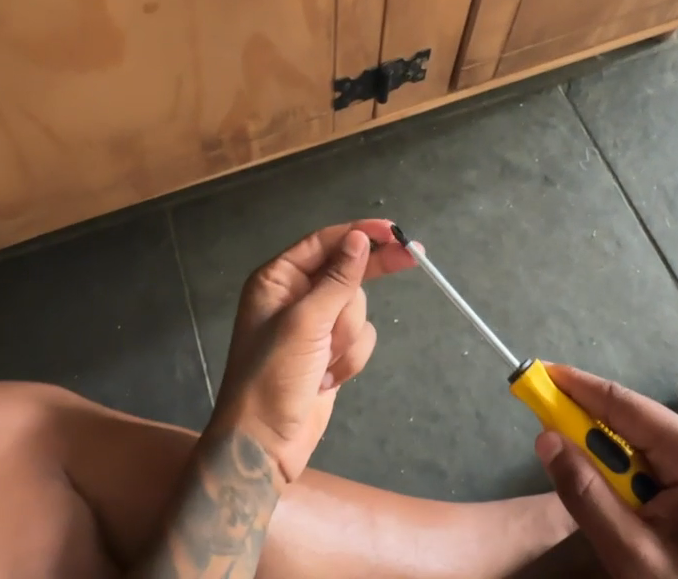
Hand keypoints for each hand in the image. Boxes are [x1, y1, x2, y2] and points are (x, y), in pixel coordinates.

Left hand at [210, 219, 415, 480]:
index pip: (325, 242)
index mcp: (278, 279)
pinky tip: (327, 379)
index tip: (393, 231)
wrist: (263, 446)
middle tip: (413, 255)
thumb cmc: (272, 377)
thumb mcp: (304, 323)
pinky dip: (349, 359)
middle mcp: (295, 295)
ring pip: (357, 308)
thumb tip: (358, 238)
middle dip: (370, 274)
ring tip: (323, 361)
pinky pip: (359, 338)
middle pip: (347, 271)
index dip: (360, 233)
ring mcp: (314, 326)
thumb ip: (336, 279)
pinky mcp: (329, 352)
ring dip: (347, 336)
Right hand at [535, 364, 677, 578]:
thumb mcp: (633, 555)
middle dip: (589, 416)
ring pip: (644, 443)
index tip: (538, 372)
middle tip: (546, 413)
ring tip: (578, 454)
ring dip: (608, 449)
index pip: (624, 404)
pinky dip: (628, 467)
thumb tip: (546, 438)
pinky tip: (616, 481)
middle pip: (634, 420)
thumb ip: (586, 494)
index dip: (577, 386)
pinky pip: (658, 464)